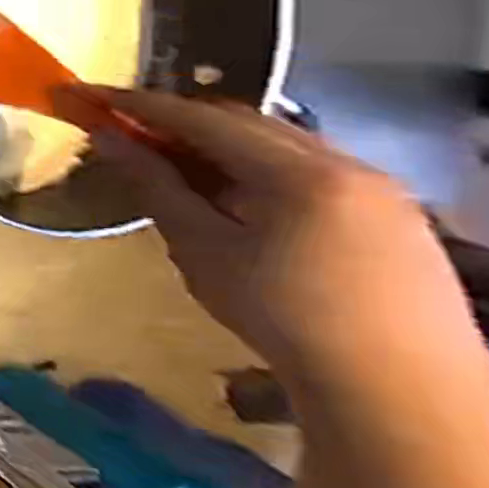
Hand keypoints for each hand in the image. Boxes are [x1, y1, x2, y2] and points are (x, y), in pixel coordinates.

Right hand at [86, 89, 479, 395]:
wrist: (399, 391)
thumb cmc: (280, 314)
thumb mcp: (199, 246)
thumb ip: (153, 184)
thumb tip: (106, 136)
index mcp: (298, 171)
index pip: (201, 117)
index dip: (138, 104)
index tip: (89, 95)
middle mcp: (345, 162)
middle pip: (243, 120)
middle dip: (178, 119)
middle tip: (123, 129)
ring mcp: (377, 185)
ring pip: (278, 141)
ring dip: (218, 142)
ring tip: (170, 161)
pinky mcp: (391, 210)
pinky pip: (308, 165)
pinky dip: (256, 164)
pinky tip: (232, 192)